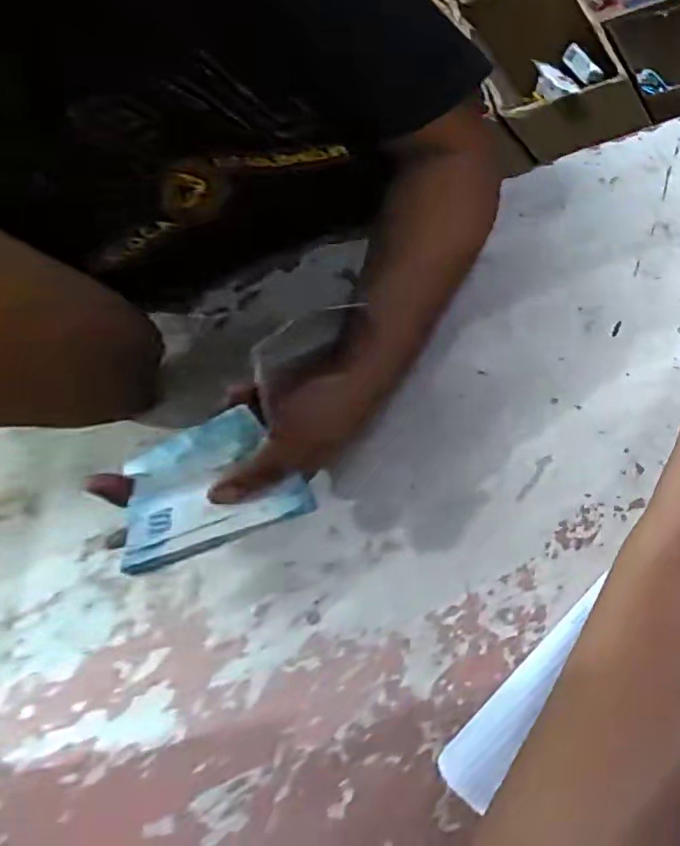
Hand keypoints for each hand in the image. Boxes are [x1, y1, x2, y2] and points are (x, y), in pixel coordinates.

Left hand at [83, 369, 384, 514]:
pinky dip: (235, 403)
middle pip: (213, 476)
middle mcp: (279, 457)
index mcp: (289, 474)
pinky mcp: (276, 406)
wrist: (362, 361)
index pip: (227, 505)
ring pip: (220, 444)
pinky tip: (243, 390)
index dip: (179, 517)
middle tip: (104, 482)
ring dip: (207, 432)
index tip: (118, 531)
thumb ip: (261, 472)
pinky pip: (239, 413)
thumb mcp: (299, 444)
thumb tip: (219, 499)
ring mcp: (276, 431)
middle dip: (162, 479)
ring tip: (224, 407)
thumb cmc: (334, 407)